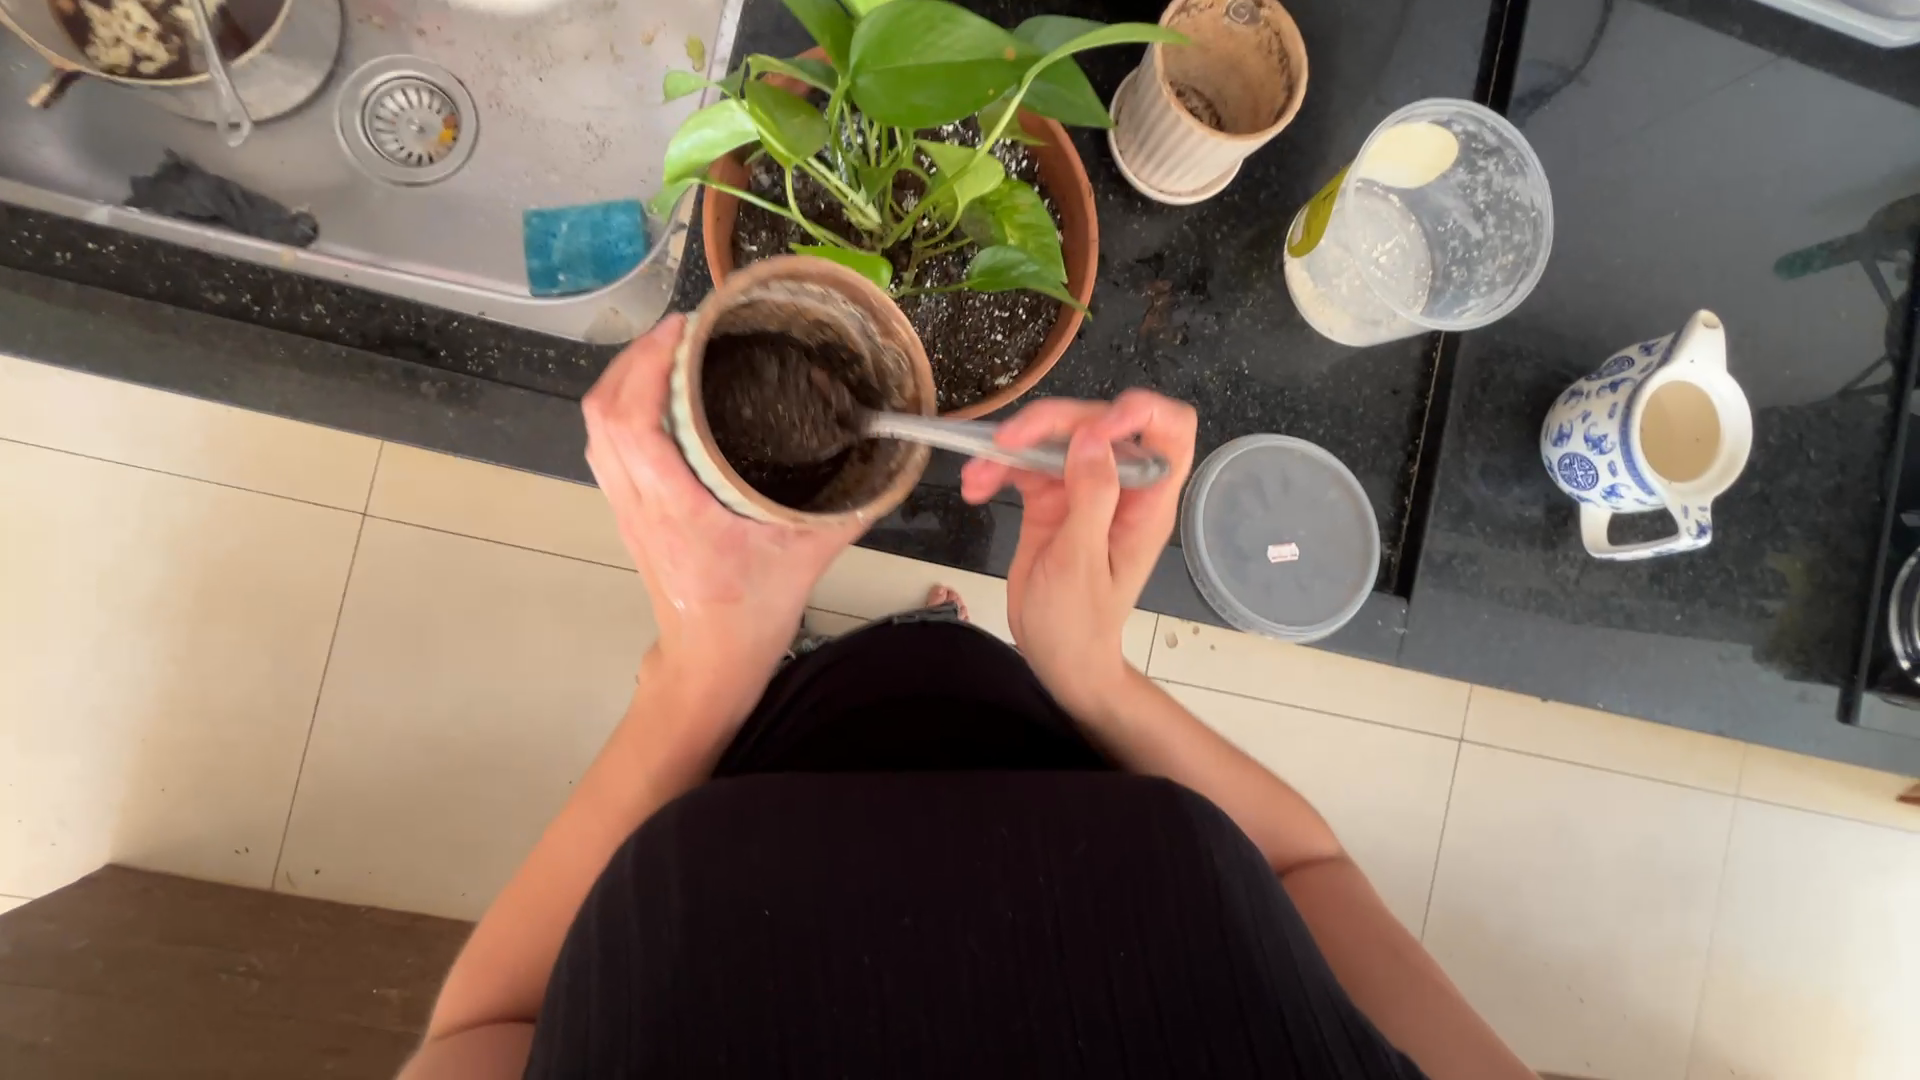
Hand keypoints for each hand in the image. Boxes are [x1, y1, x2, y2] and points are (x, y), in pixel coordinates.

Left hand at [583, 315, 863, 718]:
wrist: (710, 660)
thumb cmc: (752, 614)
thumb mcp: (810, 555)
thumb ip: (850, 508)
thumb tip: (889, 465)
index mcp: (676, 508)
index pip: (634, 420)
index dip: (647, 363)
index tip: (683, 329)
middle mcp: (639, 502)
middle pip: (603, 413)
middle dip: (632, 358)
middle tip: (680, 331)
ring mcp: (625, 508)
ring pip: (596, 430)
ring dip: (621, 381)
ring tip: (666, 354)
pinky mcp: (628, 513)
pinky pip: (606, 448)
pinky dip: (621, 410)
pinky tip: (655, 400)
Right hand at [959, 390, 1196, 717]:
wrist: (1055, 657)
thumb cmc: (1078, 623)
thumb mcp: (1082, 563)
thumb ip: (1091, 498)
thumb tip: (1092, 437)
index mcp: (1146, 502)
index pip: (1168, 432)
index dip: (1139, 413)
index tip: (1093, 427)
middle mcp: (1119, 487)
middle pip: (1096, 425)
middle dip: (1050, 425)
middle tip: (1005, 443)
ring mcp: (1083, 491)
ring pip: (1054, 441)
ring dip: (1012, 450)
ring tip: (976, 477)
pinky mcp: (1050, 500)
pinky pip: (1025, 468)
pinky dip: (997, 471)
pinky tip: (975, 488)